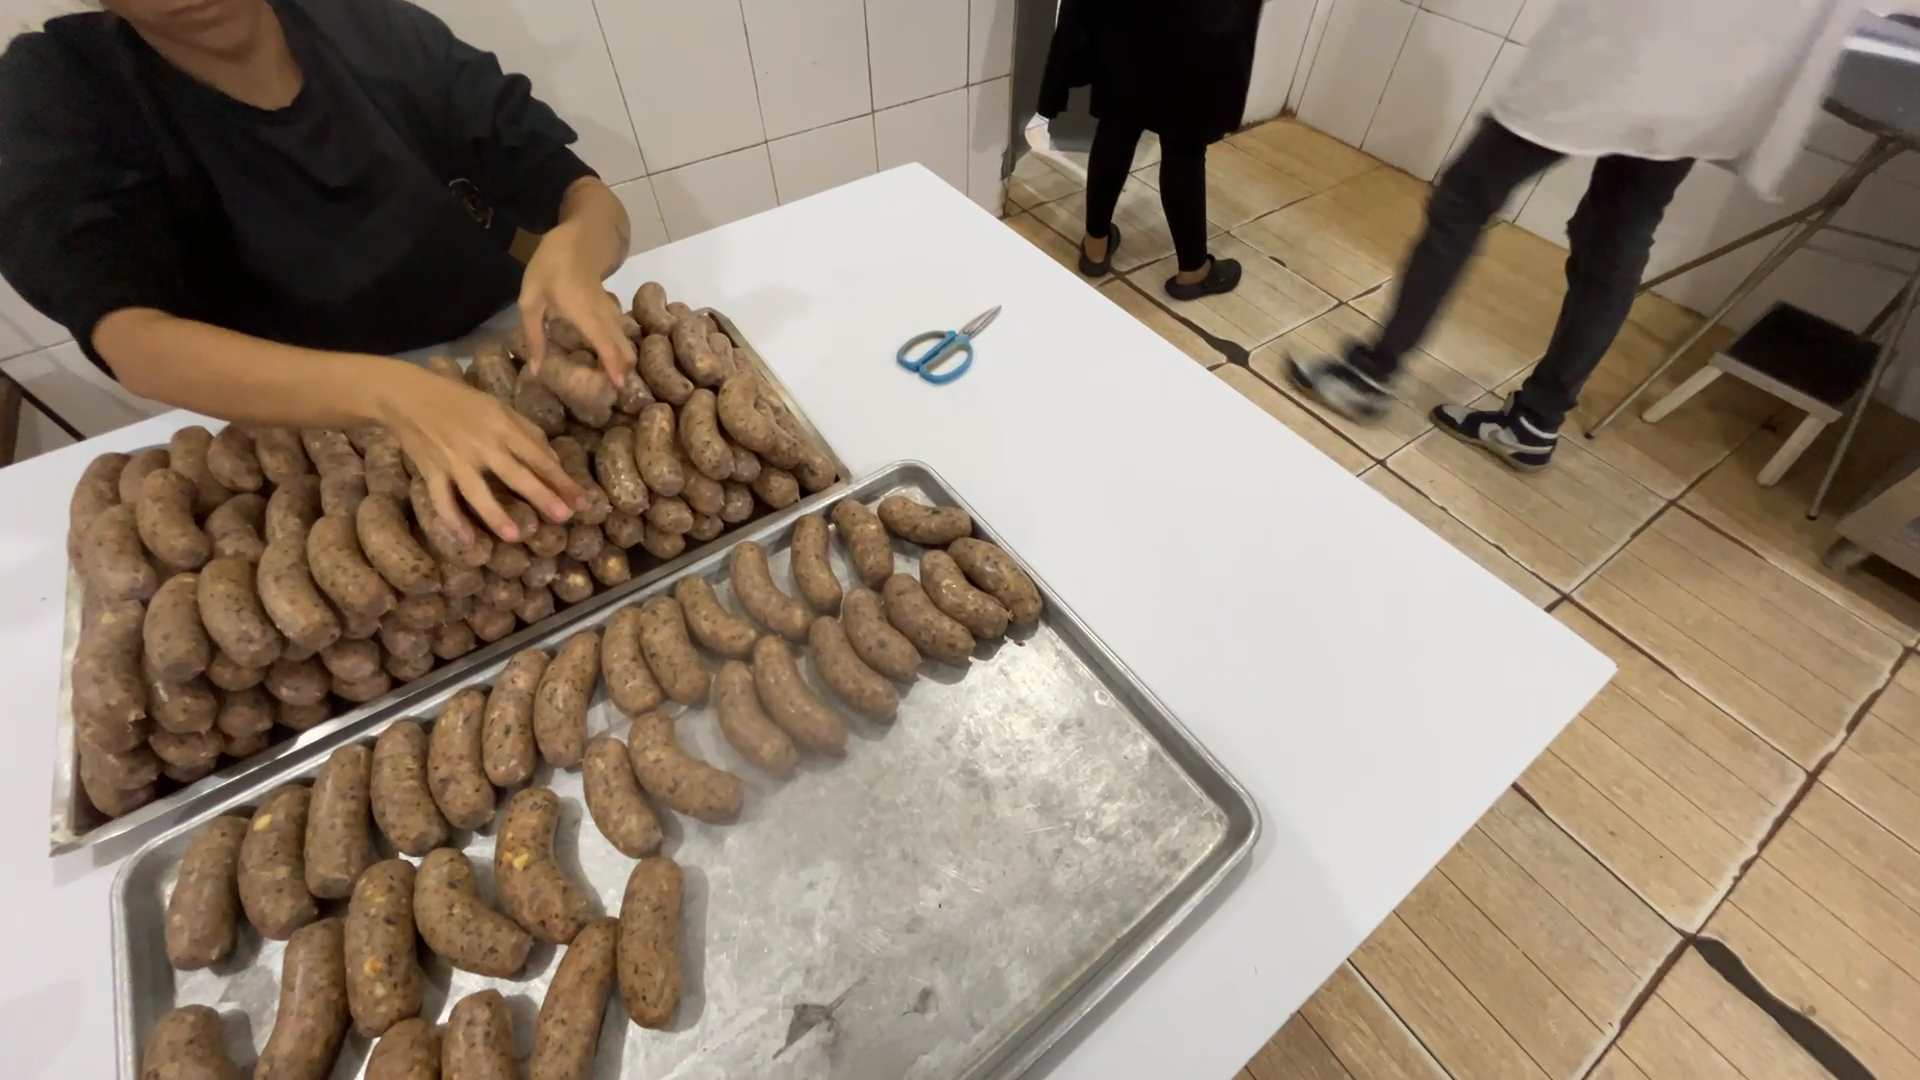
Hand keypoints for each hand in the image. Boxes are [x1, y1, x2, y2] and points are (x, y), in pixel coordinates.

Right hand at [372, 363, 586, 541]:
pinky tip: (466, 540)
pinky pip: (440, 498)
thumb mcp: (501, 408)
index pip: (539, 458)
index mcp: (503, 428)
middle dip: (541, 496)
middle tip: (563, 517)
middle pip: (515, 474)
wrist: (405, 394)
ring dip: (494, 514)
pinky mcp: (430, 470)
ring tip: (514, 536)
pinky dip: (451, 519)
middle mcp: (481, 445)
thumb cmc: (462, 401)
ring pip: (476, 491)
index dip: (562, 480)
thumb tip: (554, 460)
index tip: (583, 501)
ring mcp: (454, 460)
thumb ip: (529, 433)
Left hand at [519, 218, 634, 385]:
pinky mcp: (616, 316)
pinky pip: (622, 339)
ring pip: (626, 346)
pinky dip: (621, 354)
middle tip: (615, 397)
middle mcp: (605, 318)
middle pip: (623, 350)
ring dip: (623, 365)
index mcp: (583, 313)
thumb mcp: (531, 301)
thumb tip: (537, 371)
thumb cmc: (551, 269)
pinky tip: (614, 365)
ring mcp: (614, 316)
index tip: (619, 388)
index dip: (614, 367)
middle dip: (624, 374)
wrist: (579, 242)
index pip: (606, 344)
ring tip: (615, 385)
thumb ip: (534, 336)